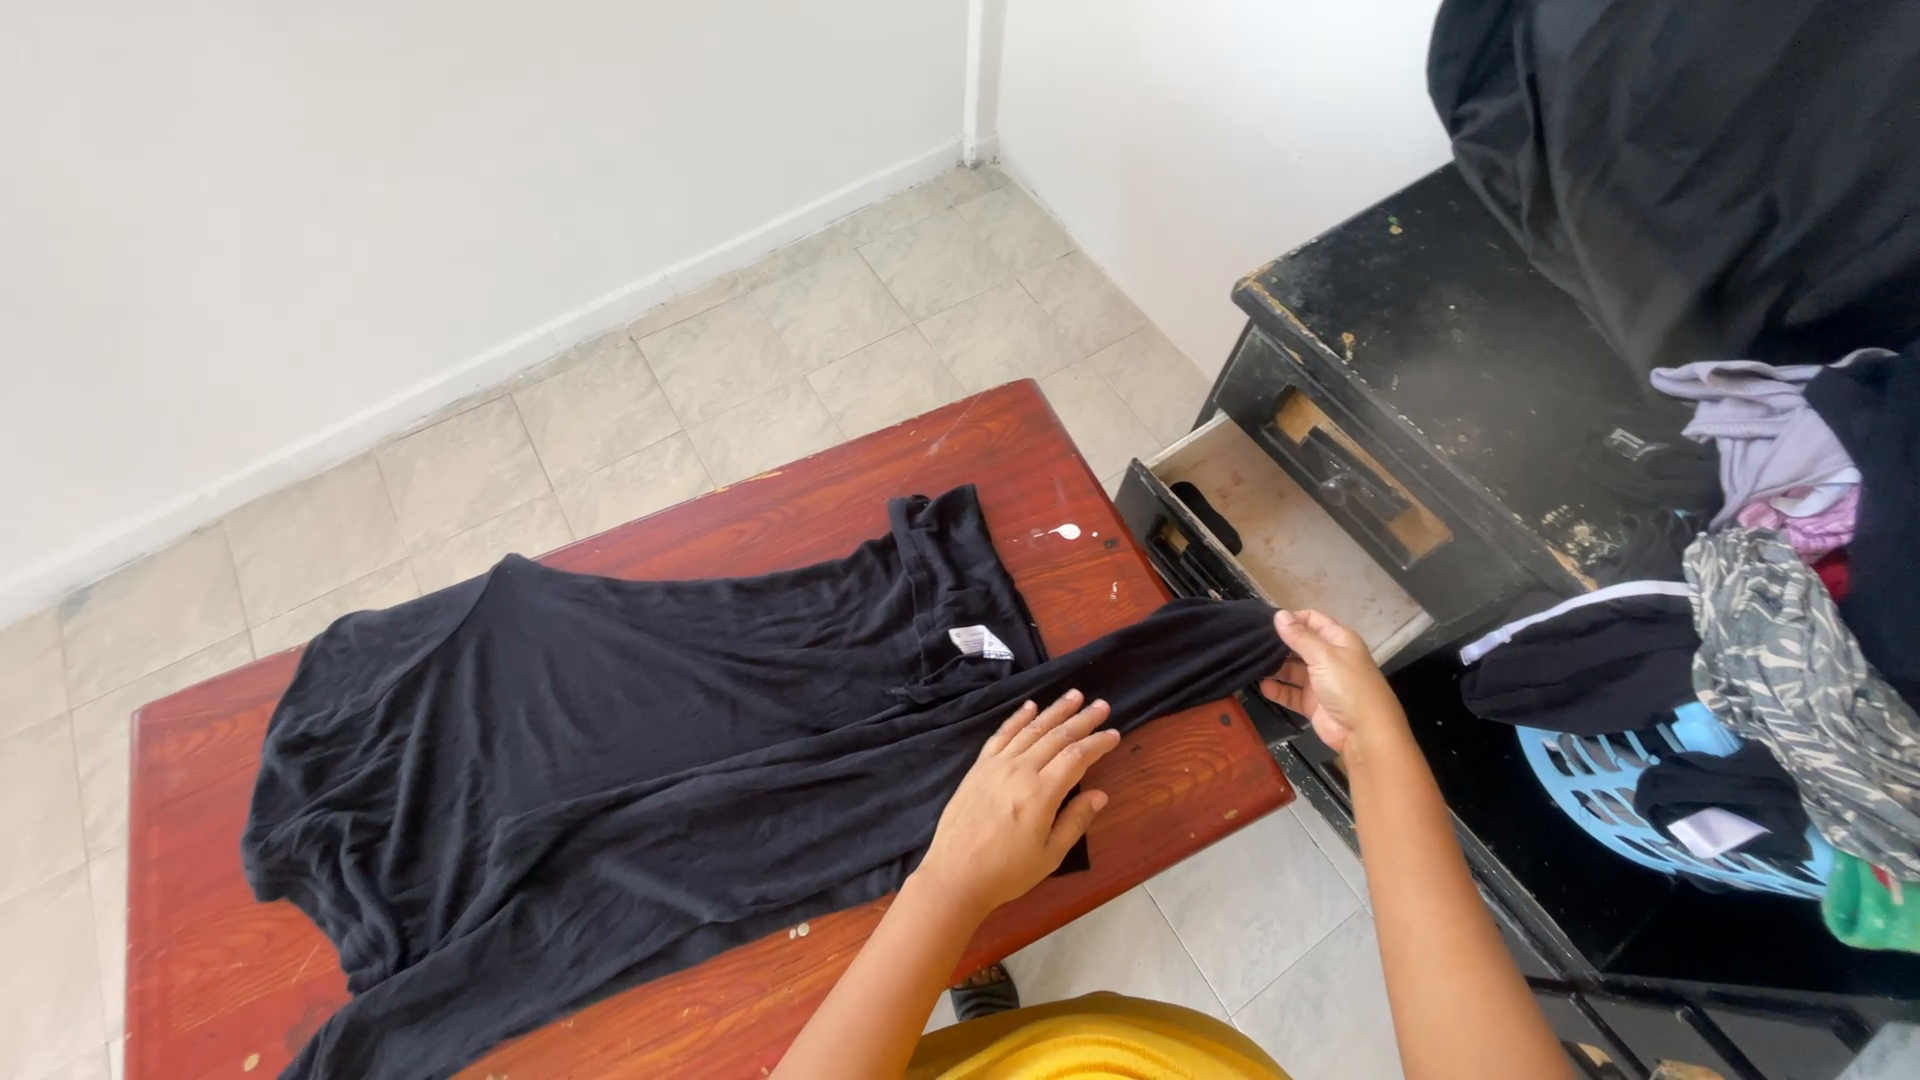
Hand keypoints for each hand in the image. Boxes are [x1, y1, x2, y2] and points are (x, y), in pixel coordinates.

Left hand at [914, 690, 1121, 917]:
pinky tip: (1030, 706)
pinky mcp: (978, 767)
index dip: (1097, 743)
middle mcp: (1020, 770)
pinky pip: (1001, 734)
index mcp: (1041, 793)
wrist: (954, 875)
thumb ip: (1075, 821)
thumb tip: (1100, 794)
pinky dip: (1017, 718)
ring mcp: (996, 765)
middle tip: (1102, 704)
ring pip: (1031, 729)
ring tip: (1074, 695)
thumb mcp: (1050, 855)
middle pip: (1057, 736)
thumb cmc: (1007, 872)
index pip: (1077, 757)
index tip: (1114, 734)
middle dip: (1082, 719)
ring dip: (1054, 710)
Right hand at [1260, 609, 1406, 755]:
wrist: (1365, 733)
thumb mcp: (1324, 656)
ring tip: (1253, 664)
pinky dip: (1278, 689)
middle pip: (1299, 645)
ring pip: (1292, 669)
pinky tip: (1264, 686)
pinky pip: (1291, 692)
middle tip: (1252, 643)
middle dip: (1278, 644)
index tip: (1266, 623)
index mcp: (1339, 641)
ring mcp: (1320, 682)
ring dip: (1275, 667)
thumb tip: (1279, 614)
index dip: (1292, 619)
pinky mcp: (1312, 703)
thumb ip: (1299, 636)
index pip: (1312, 620)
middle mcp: (1329, 658)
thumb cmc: (1348, 687)